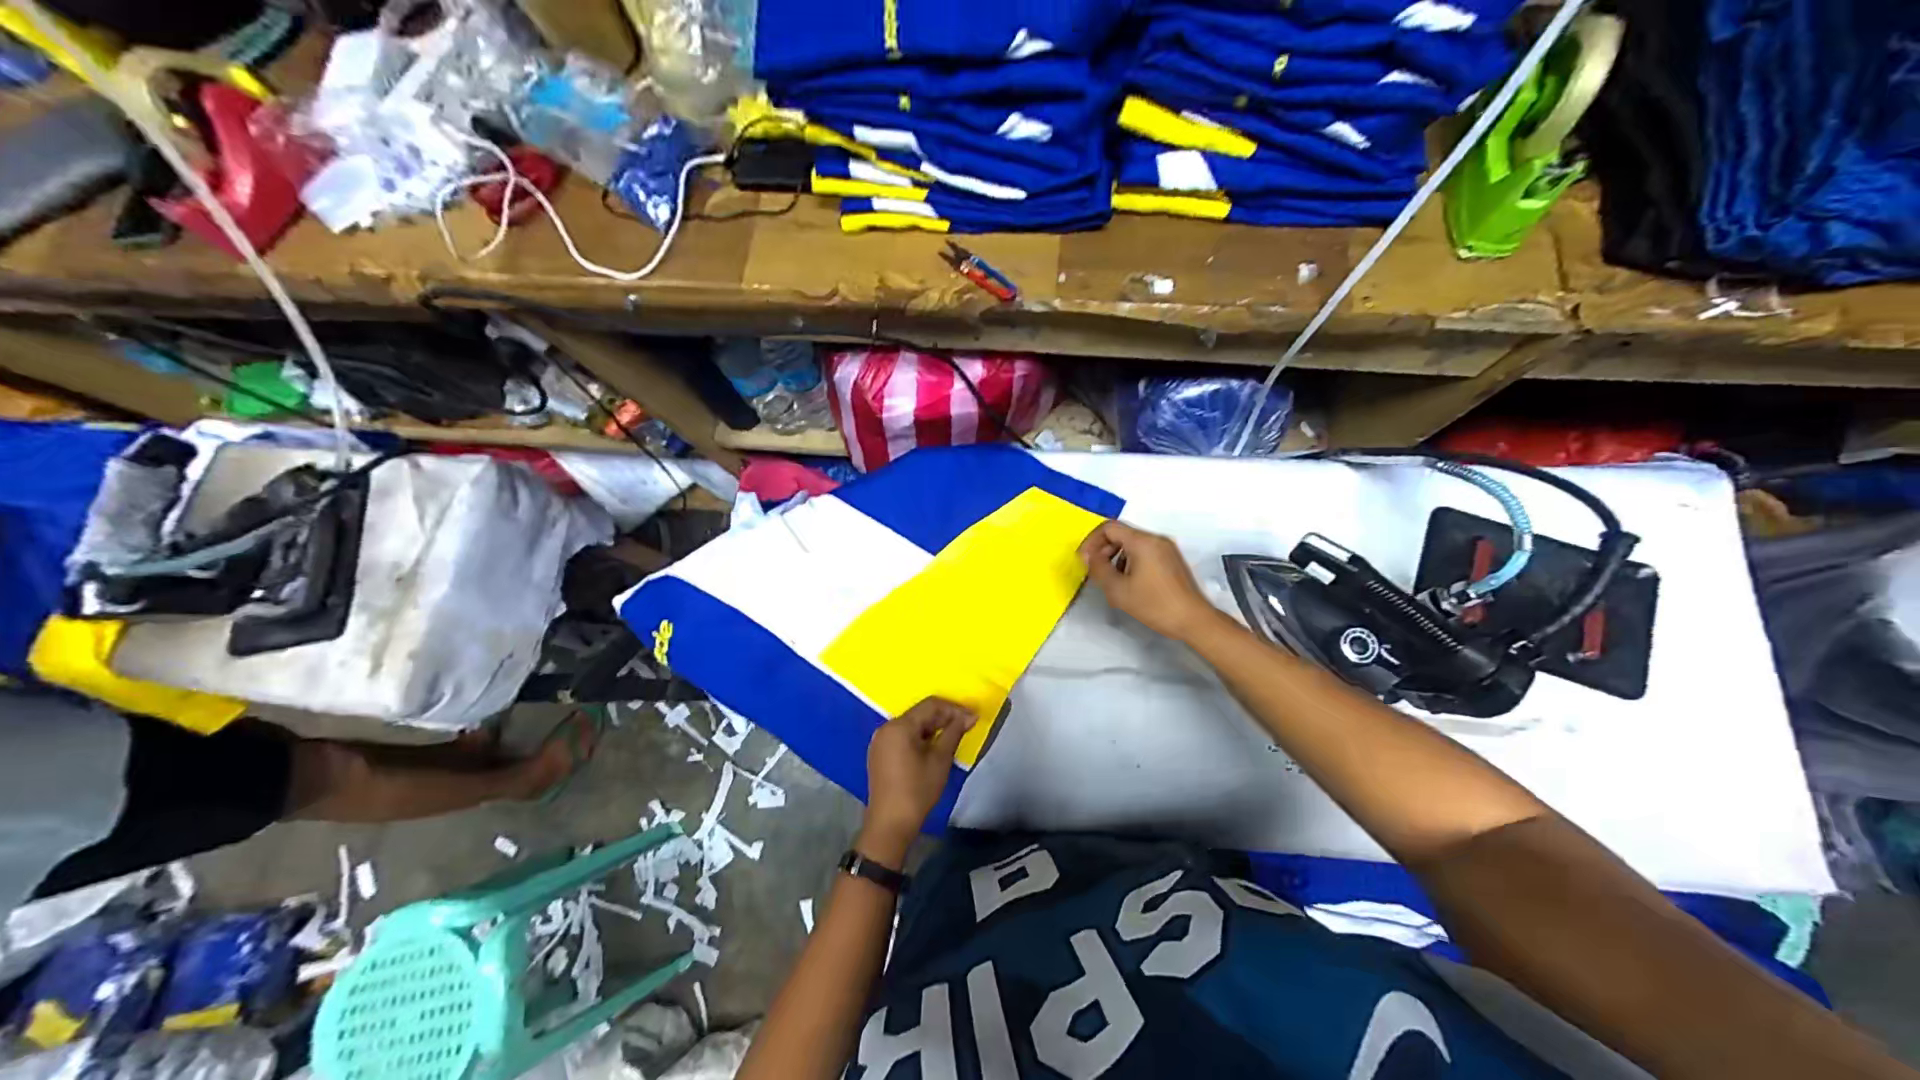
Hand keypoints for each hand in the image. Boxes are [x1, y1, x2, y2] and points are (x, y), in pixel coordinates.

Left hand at [860, 698, 975, 863]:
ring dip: (932, 728)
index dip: (954, 709)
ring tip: (952, 736)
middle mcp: (886, 728)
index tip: (973, 717)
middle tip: (966, 726)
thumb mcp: (940, 760)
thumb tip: (969, 716)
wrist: (890, 823)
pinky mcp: (879, 754)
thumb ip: (953, 733)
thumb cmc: (917, 790)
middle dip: (943, 718)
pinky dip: (919, 738)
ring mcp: (880, 741)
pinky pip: (902, 737)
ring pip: (911, 725)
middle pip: (919, 714)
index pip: (930, 706)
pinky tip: (933, 747)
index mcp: (899, 726)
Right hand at [1078, 520, 1217, 641]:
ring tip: (1113, 581)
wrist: (1193, 620)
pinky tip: (1130, 584)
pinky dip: (1131, 561)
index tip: (1084, 561)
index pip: (1109, 528)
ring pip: (1132, 544)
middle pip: (1121, 534)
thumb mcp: (1118, 590)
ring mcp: (1166, 548)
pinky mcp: (1172, 559)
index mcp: (1142, 542)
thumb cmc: (1154, 605)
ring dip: (1116, 557)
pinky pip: (1145, 552)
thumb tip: (1089, 556)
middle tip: (1096, 572)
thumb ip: (1098, 568)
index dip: (1091, 541)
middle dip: (1103, 550)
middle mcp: (1156, 539)